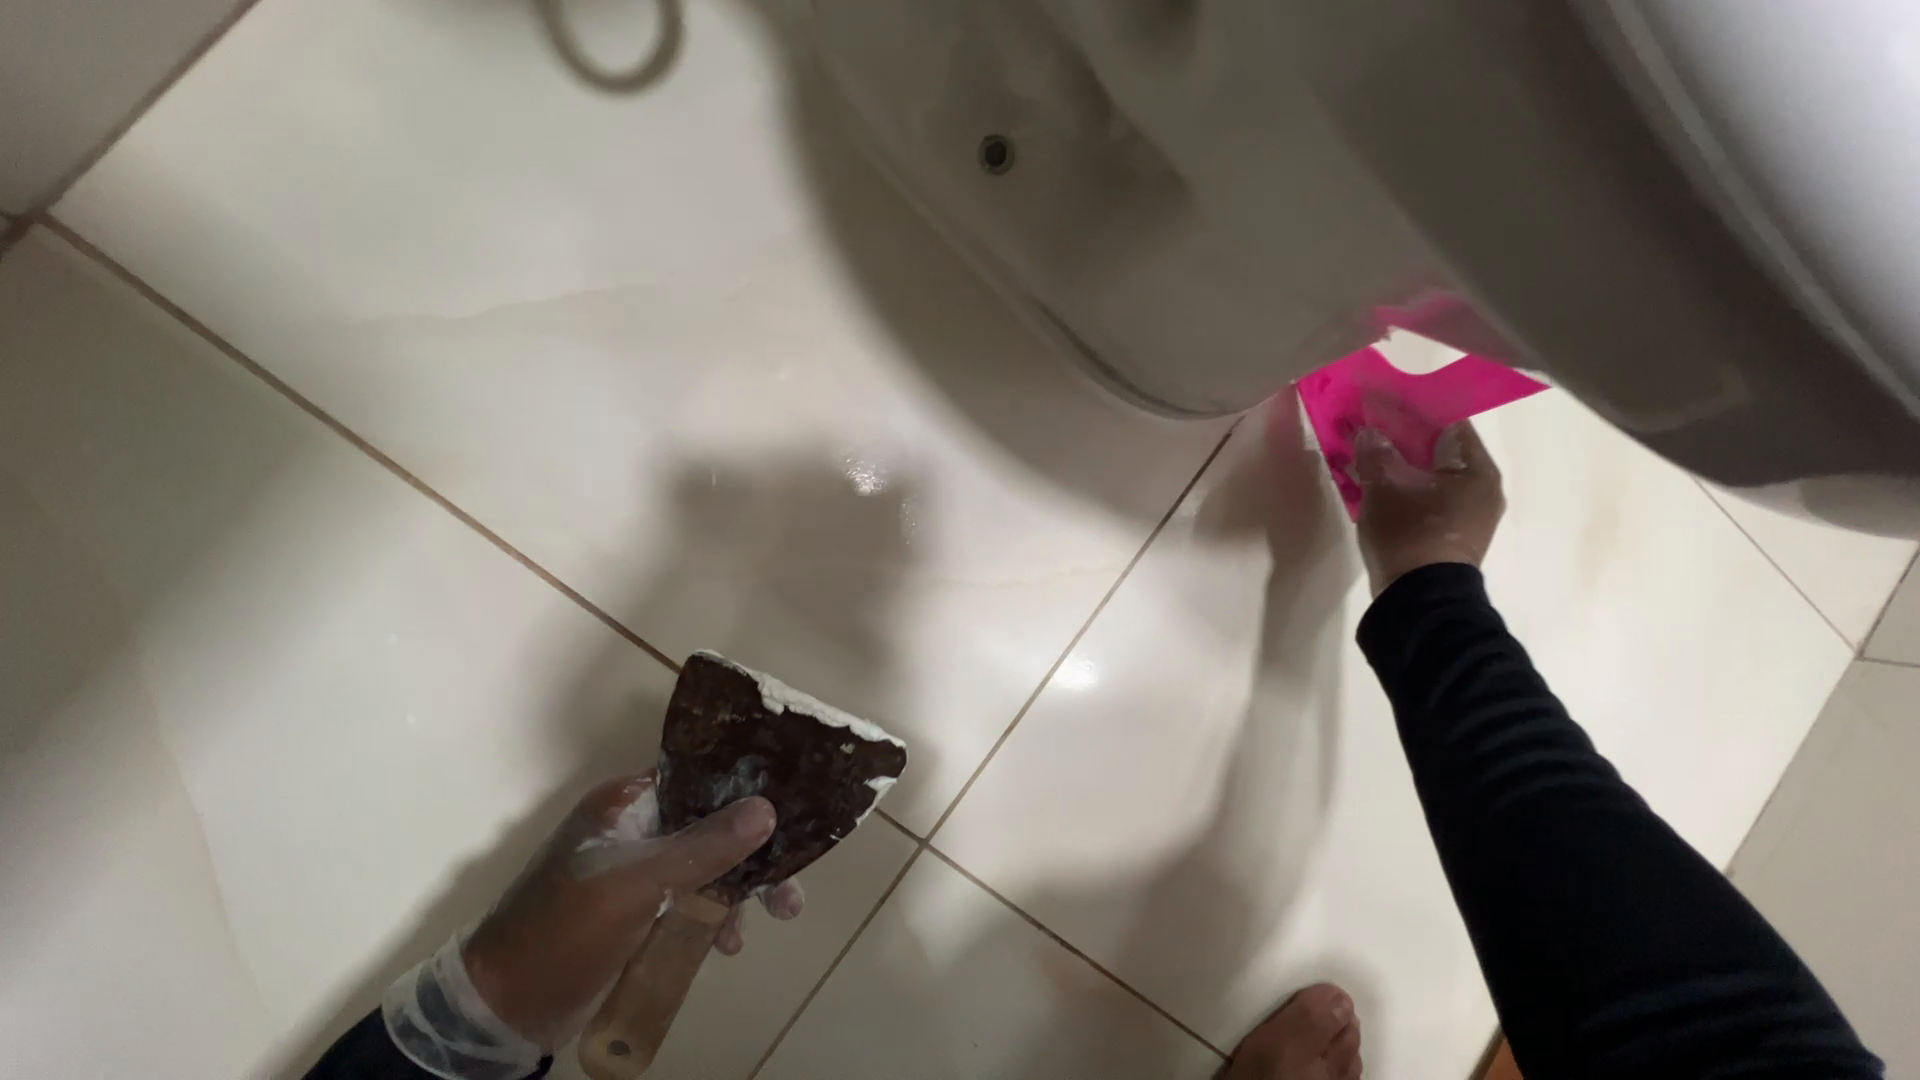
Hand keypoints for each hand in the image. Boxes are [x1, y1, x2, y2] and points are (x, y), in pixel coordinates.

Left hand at [455, 775, 801, 1052]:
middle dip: (754, 854)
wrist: (503, 1010)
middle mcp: (636, 828)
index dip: (747, 789)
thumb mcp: (640, 884)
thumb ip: (705, 846)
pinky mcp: (639, 912)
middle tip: (791, 884)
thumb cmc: (567, 930)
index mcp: (628, 802)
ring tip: (779, 916)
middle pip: (712, 825)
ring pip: (708, 866)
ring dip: (741, 890)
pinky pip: (692, 901)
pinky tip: (728, 944)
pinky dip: (715, 917)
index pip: (700, 778)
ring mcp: (637, 871)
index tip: (792, 805)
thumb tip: (768, 808)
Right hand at [1353, 421, 1504, 595]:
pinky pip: (1431, 499)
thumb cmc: (1408, 535)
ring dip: (1403, 467)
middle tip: (1371, 431)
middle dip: (1404, 440)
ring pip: (1434, 477)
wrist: (1420, 599)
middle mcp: (1483, 489)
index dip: (1412, 411)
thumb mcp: (1384, 490)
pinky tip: (1381, 489)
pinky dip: (1408, 489)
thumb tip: (1369, 431)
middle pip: (1441, 452)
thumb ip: (1376, 455)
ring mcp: (1472, 515)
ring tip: (1370, 460)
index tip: (1382, 405)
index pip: (1447, 424)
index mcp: (1476, 470)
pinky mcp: (1455, 536)